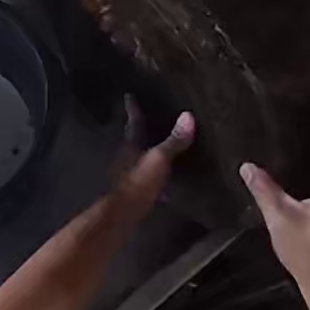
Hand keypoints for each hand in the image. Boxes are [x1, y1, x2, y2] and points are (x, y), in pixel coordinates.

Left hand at [110, 98, 195, 218]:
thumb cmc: (138, 183)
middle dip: (139, 128)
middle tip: (148, 117)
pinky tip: (166, 185)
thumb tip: (187, 116)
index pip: (133, 122)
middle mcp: (125, 156)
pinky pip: (146, 176)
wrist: (122, 215)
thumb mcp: (158, 160)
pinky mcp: (133, 190)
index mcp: (130, 145)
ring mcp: (127, 174)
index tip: (129, 95)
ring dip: (146, 151)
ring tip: (160, 147)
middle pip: (133, 138)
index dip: (132, 108)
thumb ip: (173, 141)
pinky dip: (155, 175)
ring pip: (138, 157)